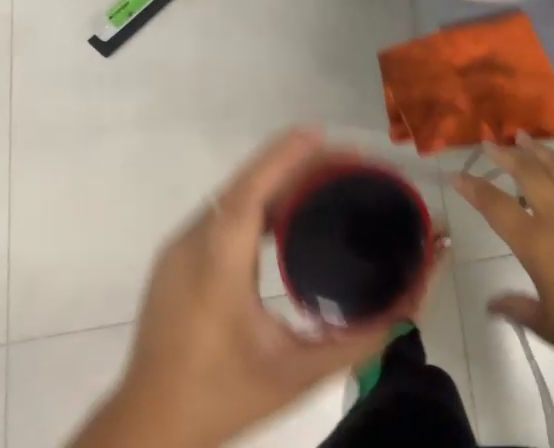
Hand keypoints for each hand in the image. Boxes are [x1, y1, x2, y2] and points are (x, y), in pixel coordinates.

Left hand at [81, 129, 395, 447]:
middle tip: (348, 164)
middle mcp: (192, 246)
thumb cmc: (221, 398)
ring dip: (277, 182)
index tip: (321, 134)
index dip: (284, 158)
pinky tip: (287, 215)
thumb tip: (409, 307)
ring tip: (327, 182)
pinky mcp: (175, 261)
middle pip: (246, 186)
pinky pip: (222, 215)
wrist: (144, 427)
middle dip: (295, 165)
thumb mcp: (297, 375)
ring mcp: (178, 251)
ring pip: (232, 198)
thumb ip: (357, 340)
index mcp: (217, 267)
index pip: (249, 194)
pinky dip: (258, 202)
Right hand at [451, 136, 553, 378]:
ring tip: (525, 135)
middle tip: (491, 140)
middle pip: (529, 176)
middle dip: (507, 155)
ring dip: (541, 151)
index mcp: (537, 245)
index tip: (456, 174)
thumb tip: (492, 303)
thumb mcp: (546, 325)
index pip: (497, 208)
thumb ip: (517, 307)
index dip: (474, 189)